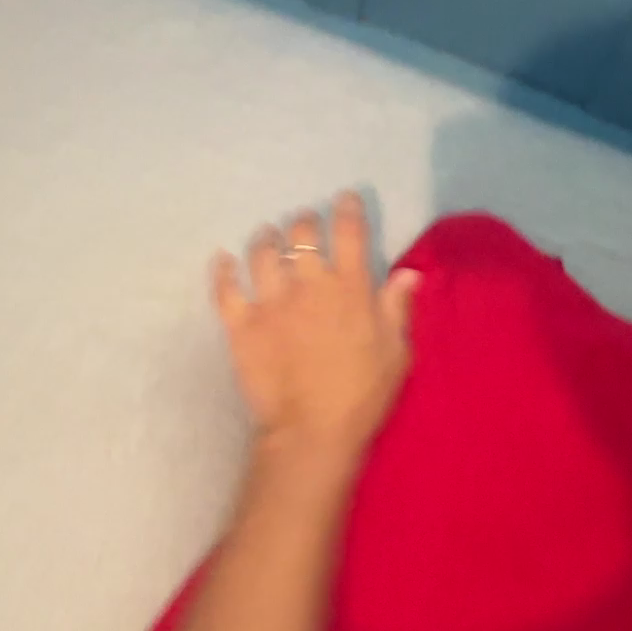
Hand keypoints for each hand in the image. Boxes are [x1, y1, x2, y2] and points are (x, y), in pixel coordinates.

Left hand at [211, 192, 419, 489]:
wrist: (313, 432)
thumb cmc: (362, 395)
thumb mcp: (396, 352)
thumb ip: (397, 308)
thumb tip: (408, 271)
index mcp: (349, 289)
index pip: (349, 232)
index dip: (346, 209)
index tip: (344, 198)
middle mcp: (308, 286)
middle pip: (301, 234)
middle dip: (303, 221)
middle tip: (303, 222)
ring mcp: (270, 303)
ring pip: (262, 252)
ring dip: (265, 238)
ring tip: (267, 234)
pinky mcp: (241, 325)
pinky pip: (226, 288)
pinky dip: (223, 270)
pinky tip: (223, 259)